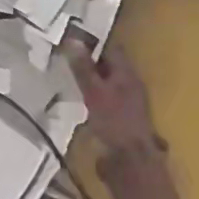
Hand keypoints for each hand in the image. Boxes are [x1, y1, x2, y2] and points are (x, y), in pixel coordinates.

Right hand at [62, 37, 160, 152]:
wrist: (131, 160)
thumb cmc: (113, 120)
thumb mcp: (93, 91)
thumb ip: (83, 67)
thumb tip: (73, 39)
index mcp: (126, 72)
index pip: (111, 48)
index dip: (93, 42)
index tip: (73, 39)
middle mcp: (131, 82)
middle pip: (111, 64)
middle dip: (91, 59)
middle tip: (67, 57)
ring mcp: (130, 100)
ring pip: (109, 80)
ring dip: (93, 77)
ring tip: (71, 76)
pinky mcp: (125, 116)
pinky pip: (108, 95)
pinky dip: (96, 93)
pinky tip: (83, 98)